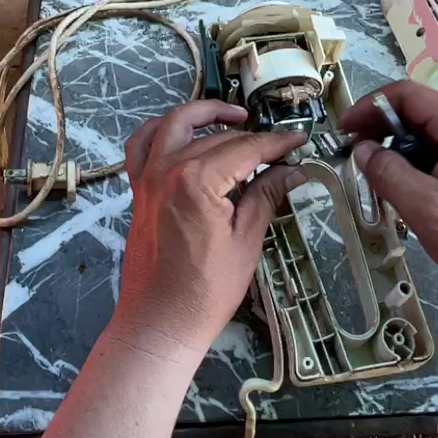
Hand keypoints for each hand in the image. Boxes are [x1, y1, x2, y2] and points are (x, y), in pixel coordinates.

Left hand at [111, 101, 303, 362]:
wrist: (159, 323)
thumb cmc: (206, 291)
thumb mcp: (245, 242)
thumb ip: (265, 196)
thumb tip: (292, 170)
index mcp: (198, 179)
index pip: (246, 148)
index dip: (276, 144)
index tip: (299, 139)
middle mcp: (169, 166)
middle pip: (218, 138)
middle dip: (252, 138)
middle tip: (279, 149)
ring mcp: (148, 174)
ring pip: (176, 124)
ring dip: (205, 114)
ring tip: (235, 117)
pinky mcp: (138, 186)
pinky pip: (141, 143)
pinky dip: (159, 128)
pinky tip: (181, 130)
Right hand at [339, 81, 437, 308]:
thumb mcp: (428, 211)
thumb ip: (389, 174)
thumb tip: (361, 149)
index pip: (407, 94)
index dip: (370, 106)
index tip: (344, 130)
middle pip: (416, 110)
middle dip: (380, 129)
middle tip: (355, 156)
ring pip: (425, 132)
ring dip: (397, 149)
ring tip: (379, 179)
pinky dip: (415, 162)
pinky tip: (406, 190)